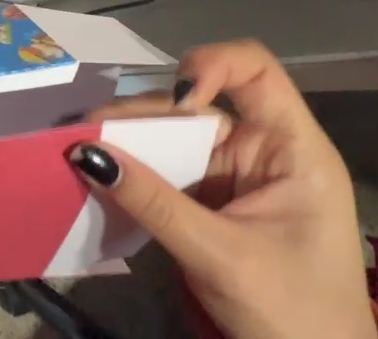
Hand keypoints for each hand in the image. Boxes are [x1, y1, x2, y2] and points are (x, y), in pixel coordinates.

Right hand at [70, 41, 377, 338]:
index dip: (212, 64)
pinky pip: (162, 163)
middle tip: (88, 132)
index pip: (256, 71)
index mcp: (293, 151)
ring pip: (170, 132)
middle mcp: (262, 149)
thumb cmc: (296, 316)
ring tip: (82, 151)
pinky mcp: (208, 194)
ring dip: (126, 139)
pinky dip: (129, 165)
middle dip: (141, 113)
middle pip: (194, 102)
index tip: (174, 95)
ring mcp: (233, 171)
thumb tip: (85, 153)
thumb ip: (154, 203)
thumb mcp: (222, 258)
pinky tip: (99, 173)